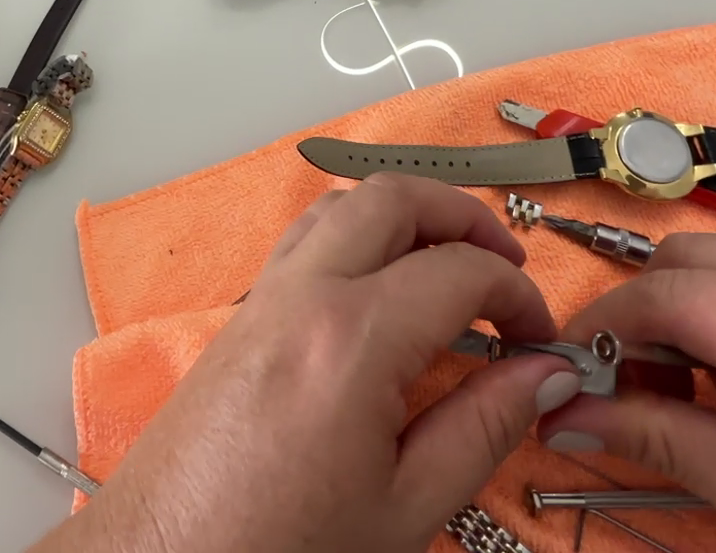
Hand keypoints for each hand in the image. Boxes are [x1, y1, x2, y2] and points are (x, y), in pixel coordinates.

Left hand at [30, 174, 578, 552]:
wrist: (170, 552)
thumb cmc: (287, 543)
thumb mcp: (407, 506)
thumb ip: (484, 425)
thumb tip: (545, 371)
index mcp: (352, 336)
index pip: (457, 270)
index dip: (516, 292)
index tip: (540, 336)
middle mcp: (305, 289)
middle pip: (392, 198)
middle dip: (461, 215)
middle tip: (504, 265)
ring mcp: (267, 290)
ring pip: (343, 204)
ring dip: (404, 214)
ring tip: (447, 262)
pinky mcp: (245, 306)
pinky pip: (307, 235)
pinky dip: (357, 231)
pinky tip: (380, 282)